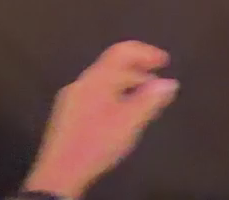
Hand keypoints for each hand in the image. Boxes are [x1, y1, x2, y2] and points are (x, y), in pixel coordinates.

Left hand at [22, 41, 180, 199]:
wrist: (58, 177)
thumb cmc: (97, 142)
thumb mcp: (130, 121)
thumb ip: (151, 99)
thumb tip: (170, 83)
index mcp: (97, 78)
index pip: (123, 51)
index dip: (146, 52)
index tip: (165, 62)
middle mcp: (82, 82)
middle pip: (113, 66)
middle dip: (139, 73)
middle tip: (156, 86)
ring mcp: (71, 99)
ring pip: (104, 83)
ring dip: (126, 87)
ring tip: (142, 102)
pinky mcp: (65, 116)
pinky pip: (94, 95)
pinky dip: (112, 97)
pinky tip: (118, 116)